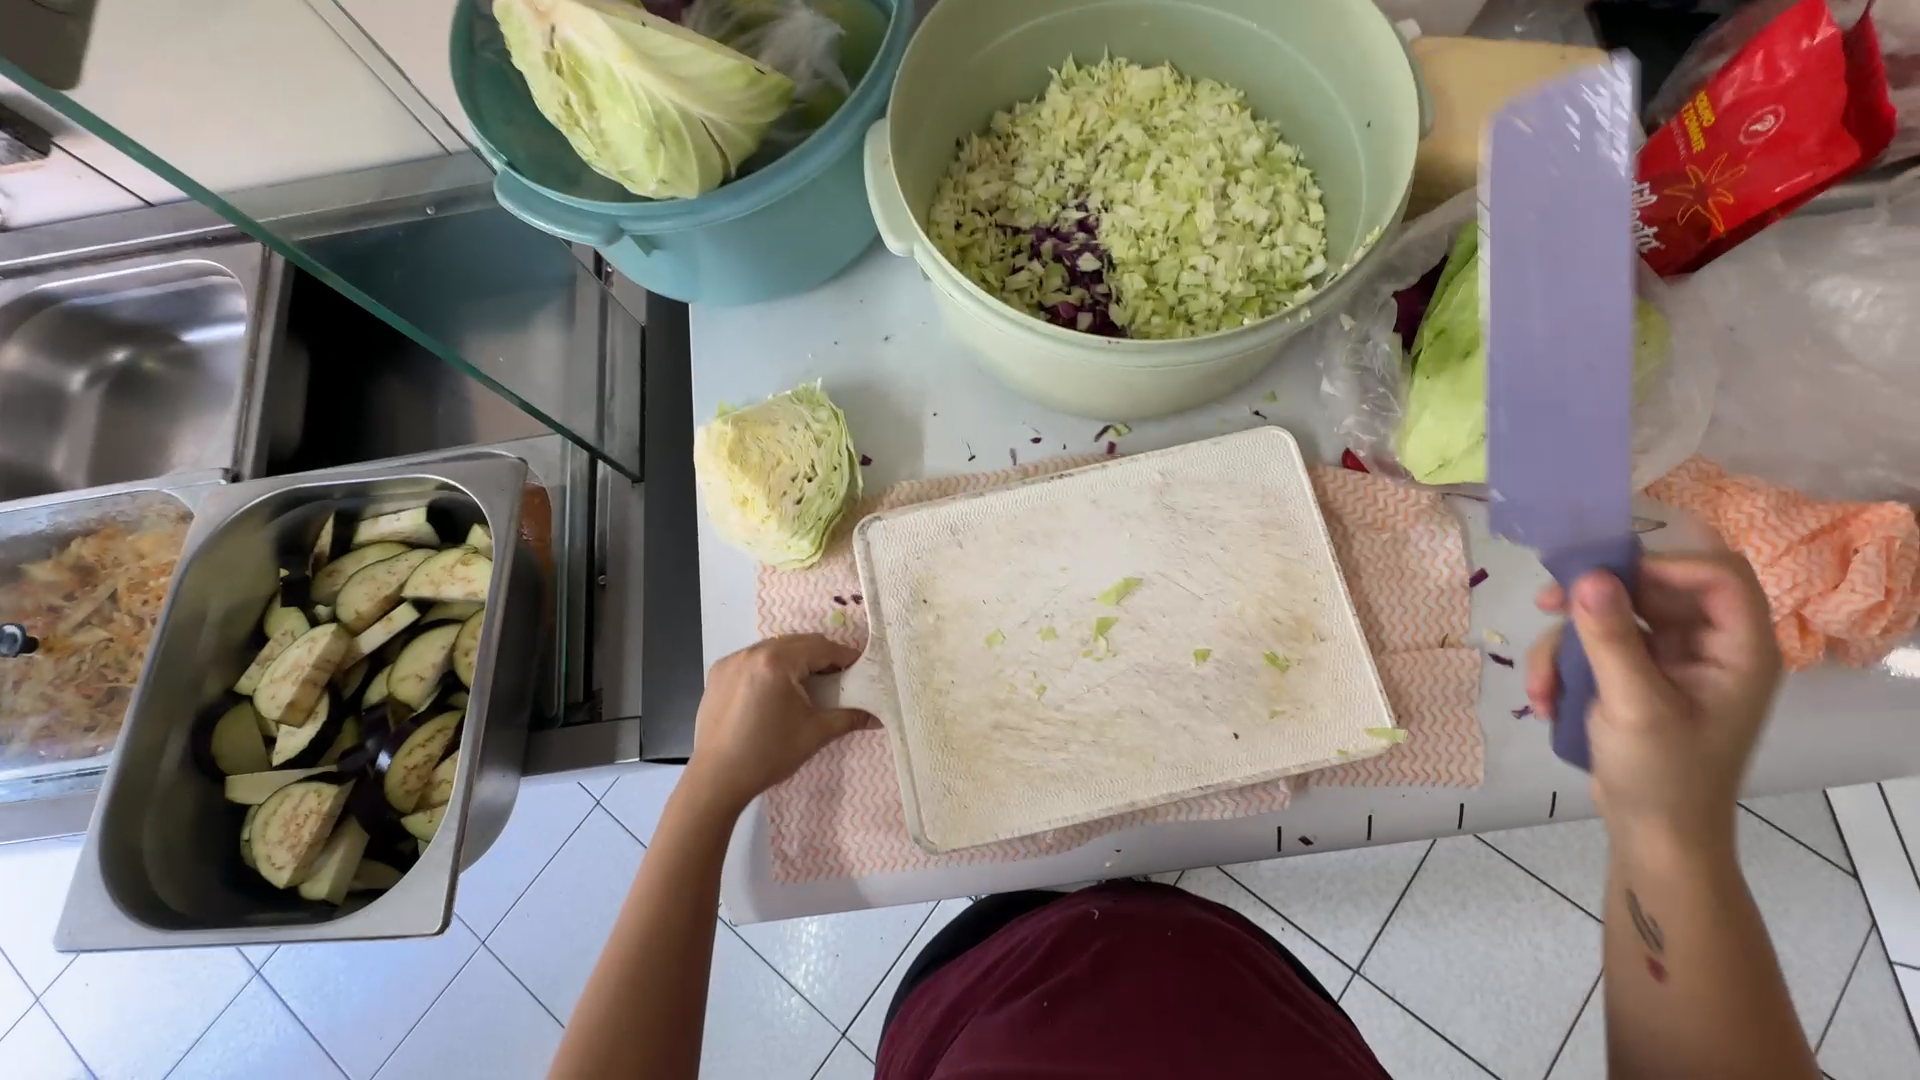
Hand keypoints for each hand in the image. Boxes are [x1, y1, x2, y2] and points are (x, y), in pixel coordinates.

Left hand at [684, 635, 873, 813]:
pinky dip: (770, 666)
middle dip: (821, 656)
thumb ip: (849, 718)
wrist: (717, 779)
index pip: (821, 648)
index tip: (860, 668)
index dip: (845, 657)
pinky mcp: (718, 673)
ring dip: (796, 659)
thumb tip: (878, 718)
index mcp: (777, 662)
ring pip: (774, 648)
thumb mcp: (815, 733)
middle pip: (798, 643)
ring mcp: (731, 661)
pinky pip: (753, 659)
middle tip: (839, 677)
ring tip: (809, 683)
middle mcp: (752, 653)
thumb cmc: (769, 754)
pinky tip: (777, 690)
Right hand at [1526, 552, 1781, 850]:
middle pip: (1650, 590)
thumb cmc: (1662, 773)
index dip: (1661, 566)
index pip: (1715, 576)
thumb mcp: (1632, 704)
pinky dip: (1562, 668)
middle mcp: (1708, 648)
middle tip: (1543, 605)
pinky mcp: (1635, 677)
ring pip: (1610, 618)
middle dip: (1591, 603)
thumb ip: (1611, 638)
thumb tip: (1587, 577)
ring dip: (1564, 647)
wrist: (1653, 832)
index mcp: (1737, 651)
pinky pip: (1593, 647)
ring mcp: (1669, 663)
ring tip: (1541, 687)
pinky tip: (1546, 701)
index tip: (1600, 580)